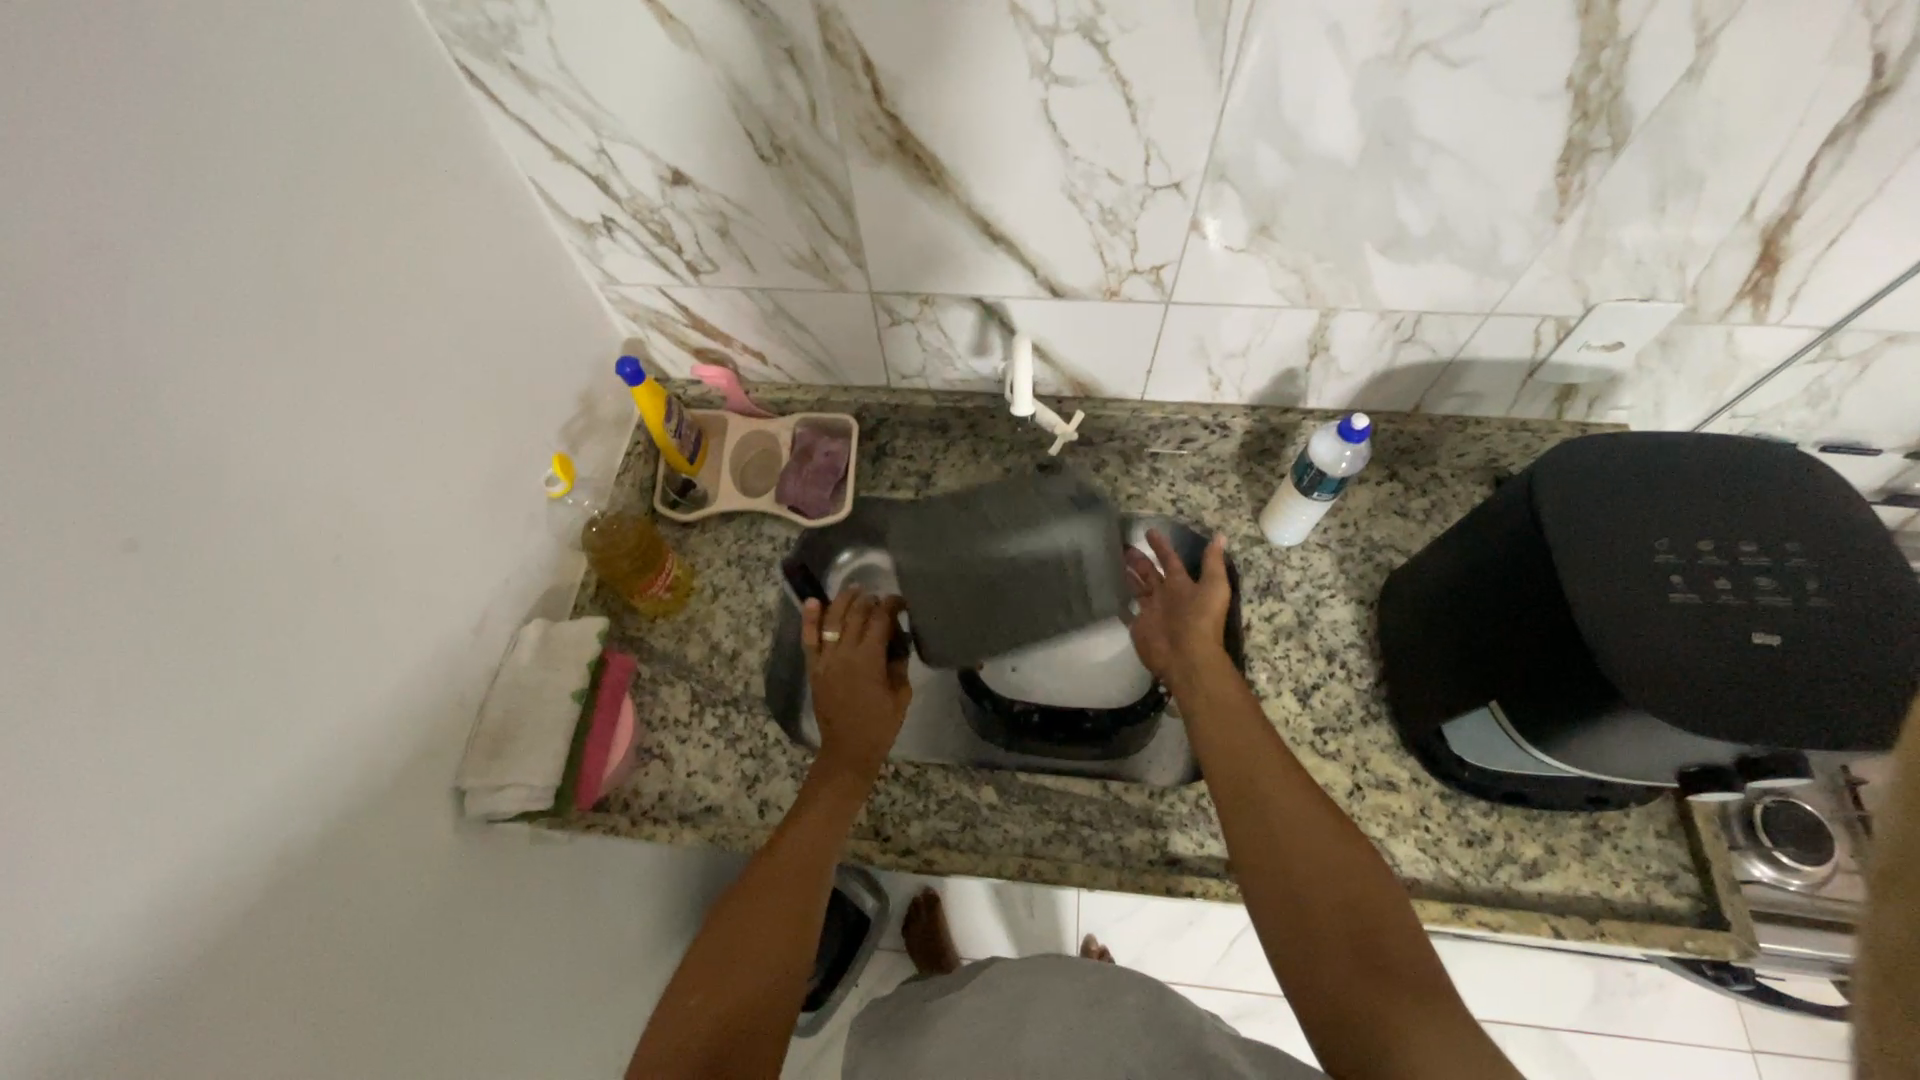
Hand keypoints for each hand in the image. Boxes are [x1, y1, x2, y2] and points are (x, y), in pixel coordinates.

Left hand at [802, 584, 911, 773]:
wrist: (848, 748)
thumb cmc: (880, 724)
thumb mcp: (901, 693)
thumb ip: (899, 663)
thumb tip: (896, 641)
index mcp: (869, 659)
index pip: (880, 620)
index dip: (891, 606)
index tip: (900, 602)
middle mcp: (844, 653)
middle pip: (856, 615)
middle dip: (869, 601)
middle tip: (879, 597)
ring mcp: (825, 659)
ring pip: (832, 620)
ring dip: (843, 601)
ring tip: (853, 589)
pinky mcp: (814, 668)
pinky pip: (809, 639)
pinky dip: (810, 619)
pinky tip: (814, 602)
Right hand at [1125, 530, 1231, 689]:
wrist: (1186, 655)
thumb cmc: (1200, 619)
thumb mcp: (1214, 586)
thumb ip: (1213, 562)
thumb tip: (1221, 536)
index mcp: (1182, 585)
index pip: (1170, 560)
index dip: (1161, 546)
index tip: (1149, 531)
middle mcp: (1166, 595)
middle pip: (1150, 572)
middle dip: (1138, 559)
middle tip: (1122, 545)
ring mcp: (1151, 610)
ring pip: (1137, 587)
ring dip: (1128, 574)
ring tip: (1112, 560)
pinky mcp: (1138, 624)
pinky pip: (1126, 610)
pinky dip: (1119, 602)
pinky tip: (1107, 590)